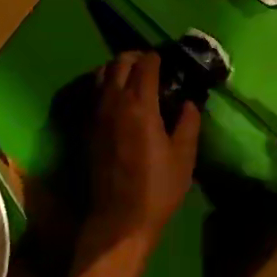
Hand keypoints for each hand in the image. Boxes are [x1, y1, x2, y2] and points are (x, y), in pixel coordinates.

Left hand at [88, 51, 200, 248]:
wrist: (119, 219)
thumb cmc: (158, 188)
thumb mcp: (184, 156)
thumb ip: (188, 122)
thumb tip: (189, 101)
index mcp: (140, 105)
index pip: (145, 64)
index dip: (158, 57)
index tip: (170, 60)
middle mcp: (113, 103)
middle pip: (119, 63)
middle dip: (136, 57)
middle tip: (154, 66)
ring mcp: (96, 115)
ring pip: (102, 75)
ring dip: (119, 69)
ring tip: (136, 80)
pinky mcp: (88, 129)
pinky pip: (95, 93)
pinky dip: (108, 86)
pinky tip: (122, 100)